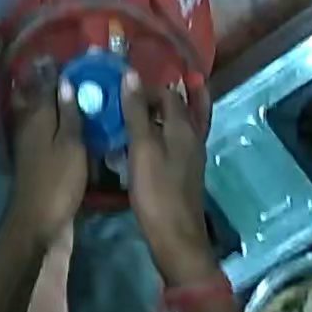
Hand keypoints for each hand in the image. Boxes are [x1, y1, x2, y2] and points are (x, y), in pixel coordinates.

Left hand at [4, 77, 87, 246]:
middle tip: (83, 76)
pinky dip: (58, 121)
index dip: (61, 69)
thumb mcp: (71, 144)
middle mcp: (30, 121)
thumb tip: (66, 80)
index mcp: (39, 114)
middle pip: (44, 94)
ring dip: (58, 102)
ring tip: (81, 96)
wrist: (35, 219)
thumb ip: (70, 112)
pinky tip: (73, 125)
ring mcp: (29, 138)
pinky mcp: (33, 154)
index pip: (49, 82)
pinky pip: (46, 128)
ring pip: (44, 111)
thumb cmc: (57, 179)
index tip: (79, 59)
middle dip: (59, 83)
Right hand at [121, 69, 217, 284]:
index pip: (168, 93)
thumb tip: (131, 74)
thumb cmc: (157, 190)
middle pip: (175, 106)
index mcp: (184, 126)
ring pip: (172, 124)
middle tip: (124, 98)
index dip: (145, 88)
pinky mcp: (181, 170)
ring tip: (125, 116)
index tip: (120, 92)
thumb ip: (136, 110)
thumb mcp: (142, 146)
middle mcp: (191, 136)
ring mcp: (189, 155)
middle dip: (153, 98)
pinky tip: (133, 142)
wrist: (175, 238)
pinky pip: (168, 141)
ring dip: (153, 116)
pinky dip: (153, 135)